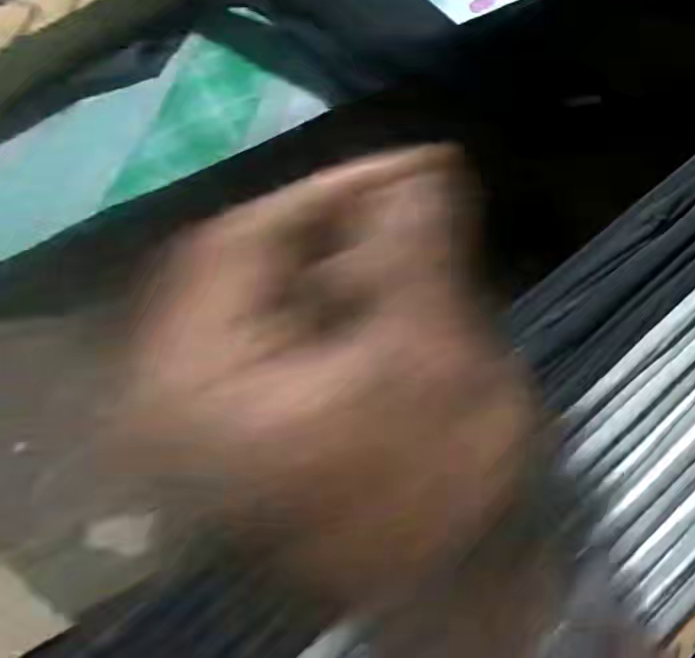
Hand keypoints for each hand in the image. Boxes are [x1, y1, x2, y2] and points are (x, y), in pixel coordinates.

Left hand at [118, 147, 539, 613]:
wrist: (471, 566)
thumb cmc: (448, 462)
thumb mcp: (437, 348)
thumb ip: (419, 252)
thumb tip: (426, 163)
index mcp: (200, 381)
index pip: (240, 242)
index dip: (335, 188)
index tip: (427, 161)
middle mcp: (189, 394)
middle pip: (257, 269)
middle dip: (351, 221)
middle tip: (436, 194)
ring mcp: (232, 413)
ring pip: (289, 299)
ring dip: (365, 255)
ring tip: (441, 235)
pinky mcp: (283, 420)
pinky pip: (312, 331)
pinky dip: (366, 296)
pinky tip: (424, 292)